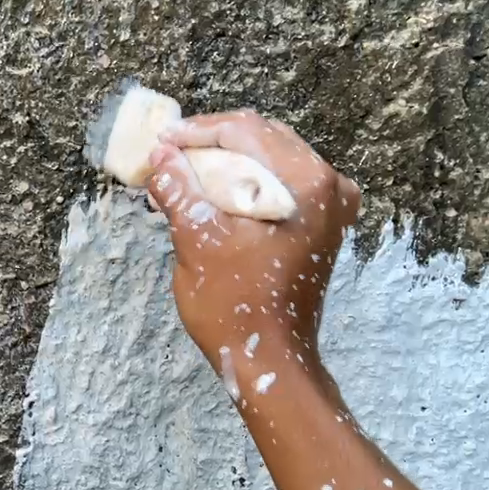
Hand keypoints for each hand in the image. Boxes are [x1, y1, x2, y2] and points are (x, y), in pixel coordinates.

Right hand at [143, 110, 359, 361]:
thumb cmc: (234, 305)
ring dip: (225, 164)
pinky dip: (243, 185)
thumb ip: (180, 190)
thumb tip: (159, 155)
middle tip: (167, 156)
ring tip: (183, 175)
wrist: (267, 358)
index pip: (245, 131)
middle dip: (210, 145)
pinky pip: (277, 186)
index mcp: (307, 182)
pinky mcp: (320, 225)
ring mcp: (329, 206)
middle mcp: (328, 184)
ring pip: (268, 161)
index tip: (159, 142)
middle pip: (261, 140)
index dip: (196, 132)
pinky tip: (213, 195)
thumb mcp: (197, 242)